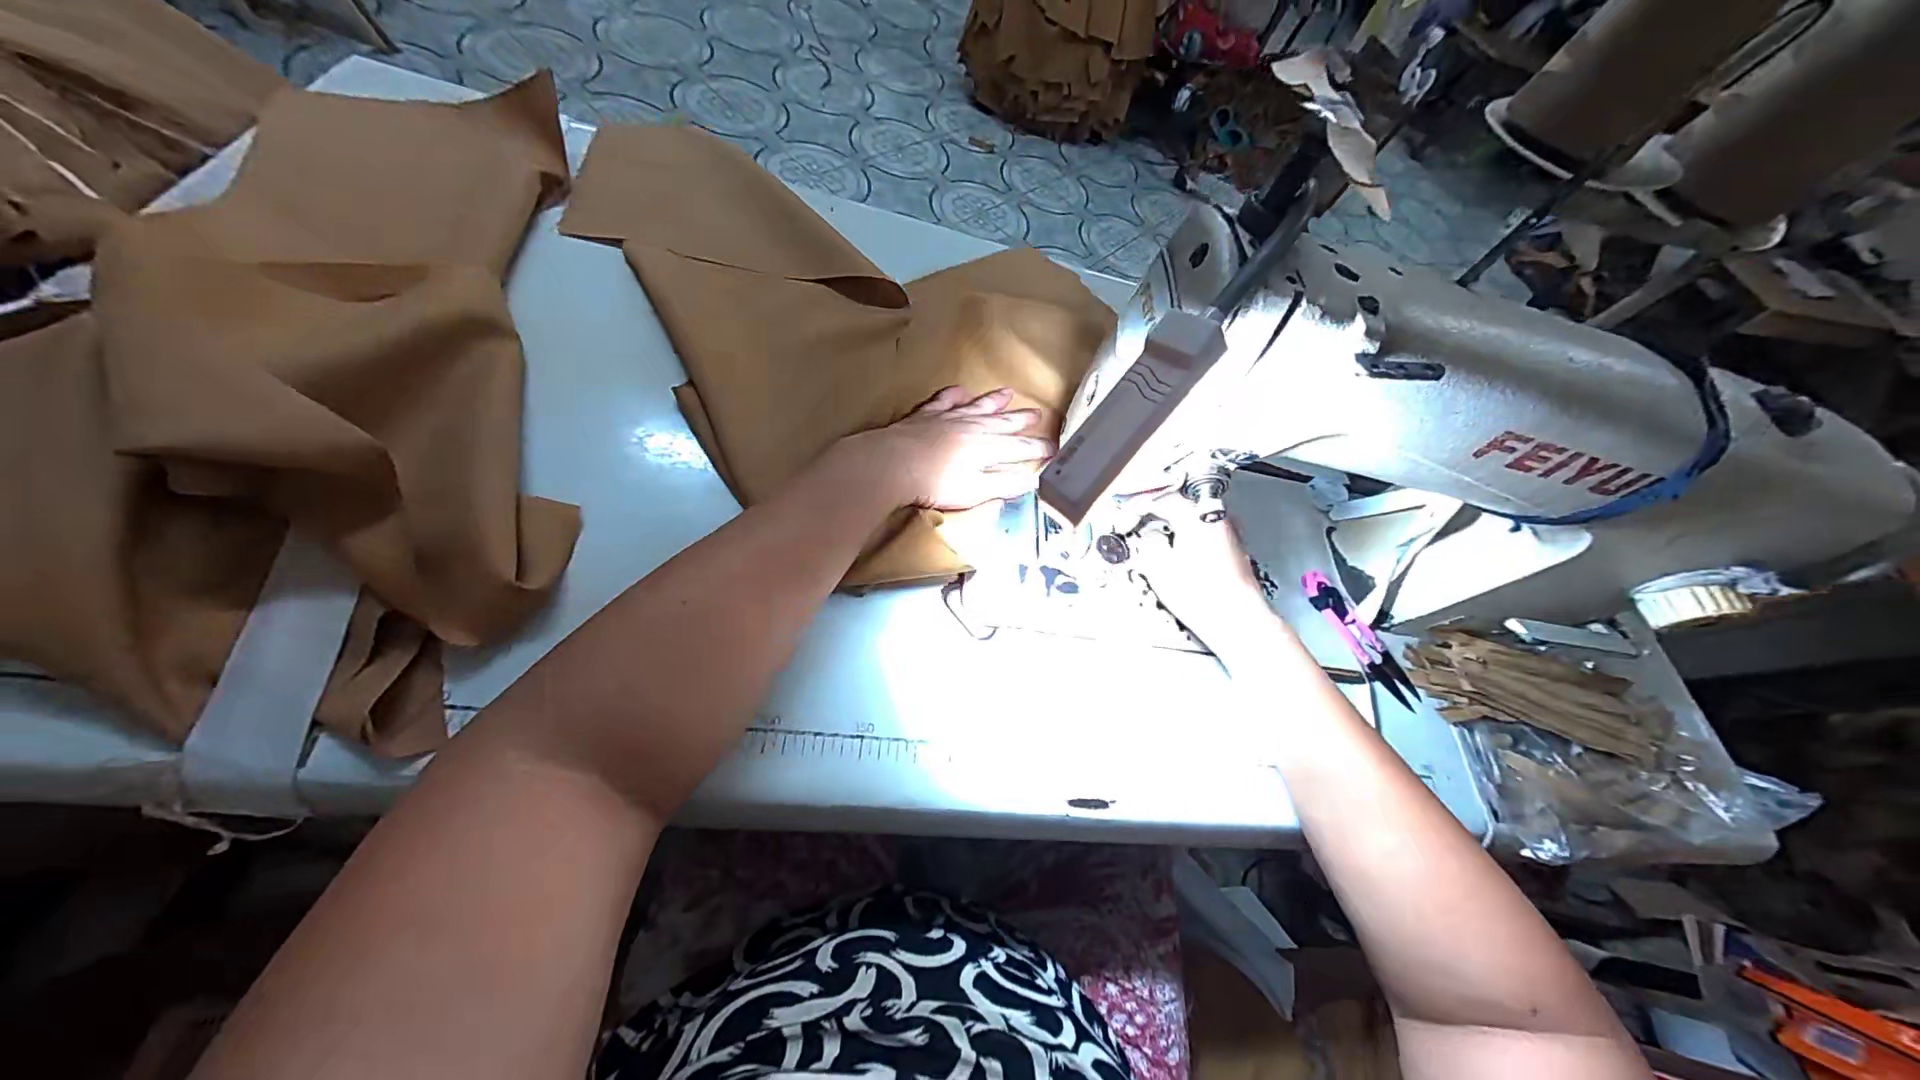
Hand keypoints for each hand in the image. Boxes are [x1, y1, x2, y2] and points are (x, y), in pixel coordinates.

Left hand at [839, 386, 1053, 511]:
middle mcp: (973, 427)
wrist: (893, 463)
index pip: (1021, 448)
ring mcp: (948, 418)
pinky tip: (961, 390)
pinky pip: (944, 401)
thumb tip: (1030, 481)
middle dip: (1022, 419)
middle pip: (1003, 422)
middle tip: (1037, 414)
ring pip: (978, 406)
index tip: (1053, 448)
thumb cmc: (935, 483)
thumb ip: (1004, 484)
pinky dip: (954, 395)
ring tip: (1008, 393)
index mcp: (988, 448)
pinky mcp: (925, 415)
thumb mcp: (976, 491)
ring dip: (994, 401)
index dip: (1039, 449)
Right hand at [1124, 488, 1292, 665]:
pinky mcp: (1235, 552)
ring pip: (1195, 522)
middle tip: (1139, 524)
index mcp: (1196, 514)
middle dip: (1158, 515)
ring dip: (1175, 528)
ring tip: (1157, 543)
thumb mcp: (1157, 567)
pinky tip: (1180, 558)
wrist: (1237, 620)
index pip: (1162, 499)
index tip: (1129, 514)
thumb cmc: (1202, 595)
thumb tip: (1145, 537)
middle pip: (1181, 507)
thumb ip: (1147, 543)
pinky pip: (1206, 537)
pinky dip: (1190, 542)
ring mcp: (1230, 534)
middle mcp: (1217, 518)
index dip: (1140, 506)